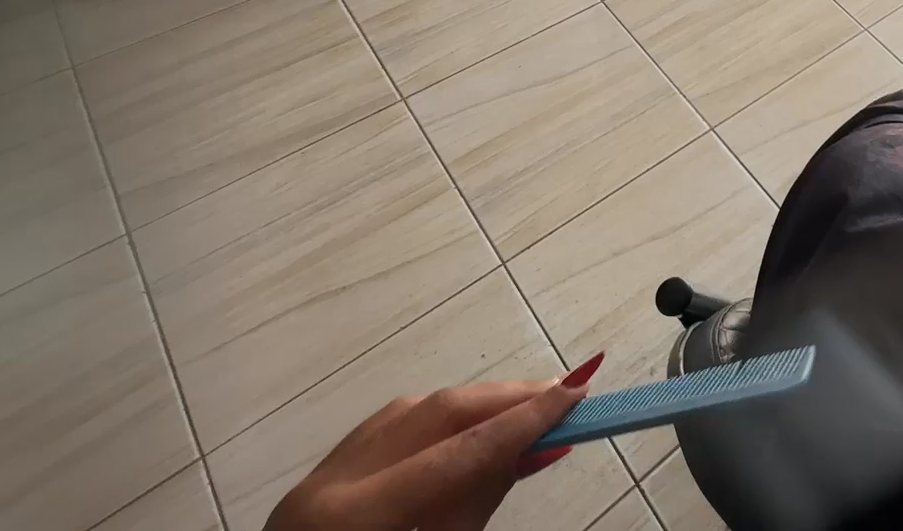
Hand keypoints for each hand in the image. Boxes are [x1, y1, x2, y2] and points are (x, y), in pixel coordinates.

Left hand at [265, 352, 602, 530]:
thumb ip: (484, 493)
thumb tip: (539, 438)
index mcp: (361, 516)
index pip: (465, 449)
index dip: (528, 417)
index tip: (580, 386)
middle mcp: (334, 483)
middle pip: (443, 413)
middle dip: (512, 398)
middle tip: (567, 390)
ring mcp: (322, 472)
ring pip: (421, 408)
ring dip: (484, 402)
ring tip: (532, 401)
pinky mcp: (323, 470)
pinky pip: (396, 424)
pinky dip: (445, 417)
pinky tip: (478, 416)